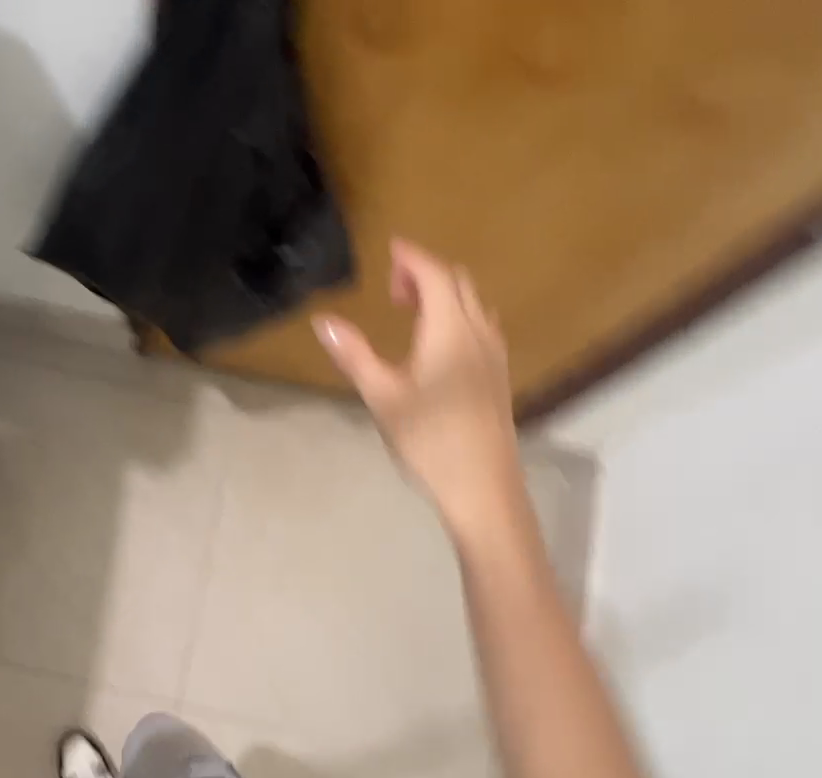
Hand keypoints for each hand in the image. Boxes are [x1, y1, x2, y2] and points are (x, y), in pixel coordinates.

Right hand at [314, 239, 527, 540]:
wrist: (482, 484)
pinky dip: (457, 317)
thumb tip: (324, 321)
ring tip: (413, 313)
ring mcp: (493, 354)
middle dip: (426, 274)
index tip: (391, 248)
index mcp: (449, 330)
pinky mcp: (497, 375)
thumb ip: (354, 355)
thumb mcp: (382, 397)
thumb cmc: (428, 439)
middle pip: (457, 284)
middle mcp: (477, 332)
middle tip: (393, 288)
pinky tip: (439, 346)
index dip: (412, 257)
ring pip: (472, 304)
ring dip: (444, 295)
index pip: (434, 275)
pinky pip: (480, 326)